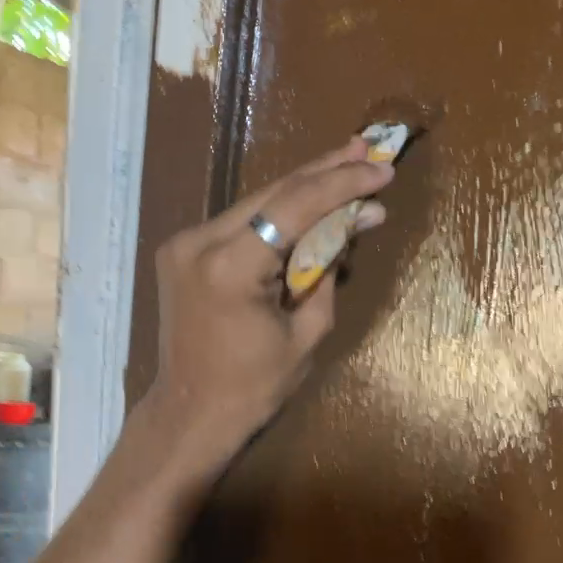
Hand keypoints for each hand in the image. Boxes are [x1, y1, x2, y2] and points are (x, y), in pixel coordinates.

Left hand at [136, 136, 394, 479]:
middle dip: (323, 173)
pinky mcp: (181, 253)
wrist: (190, 414)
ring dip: (301, 189)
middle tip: (367, 149)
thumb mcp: (306, 332)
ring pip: (254, 203)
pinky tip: (307, 201)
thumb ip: (328, 269)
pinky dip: (275, 214)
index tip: (382, 168)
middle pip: (272, 194)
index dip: (342, 184)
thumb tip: (358, 220)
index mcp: (228, 268)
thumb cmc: (253, 388)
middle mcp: (198, 243)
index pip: (294, 207)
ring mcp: (184, 244)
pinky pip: (238, 223)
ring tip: (346, 164)